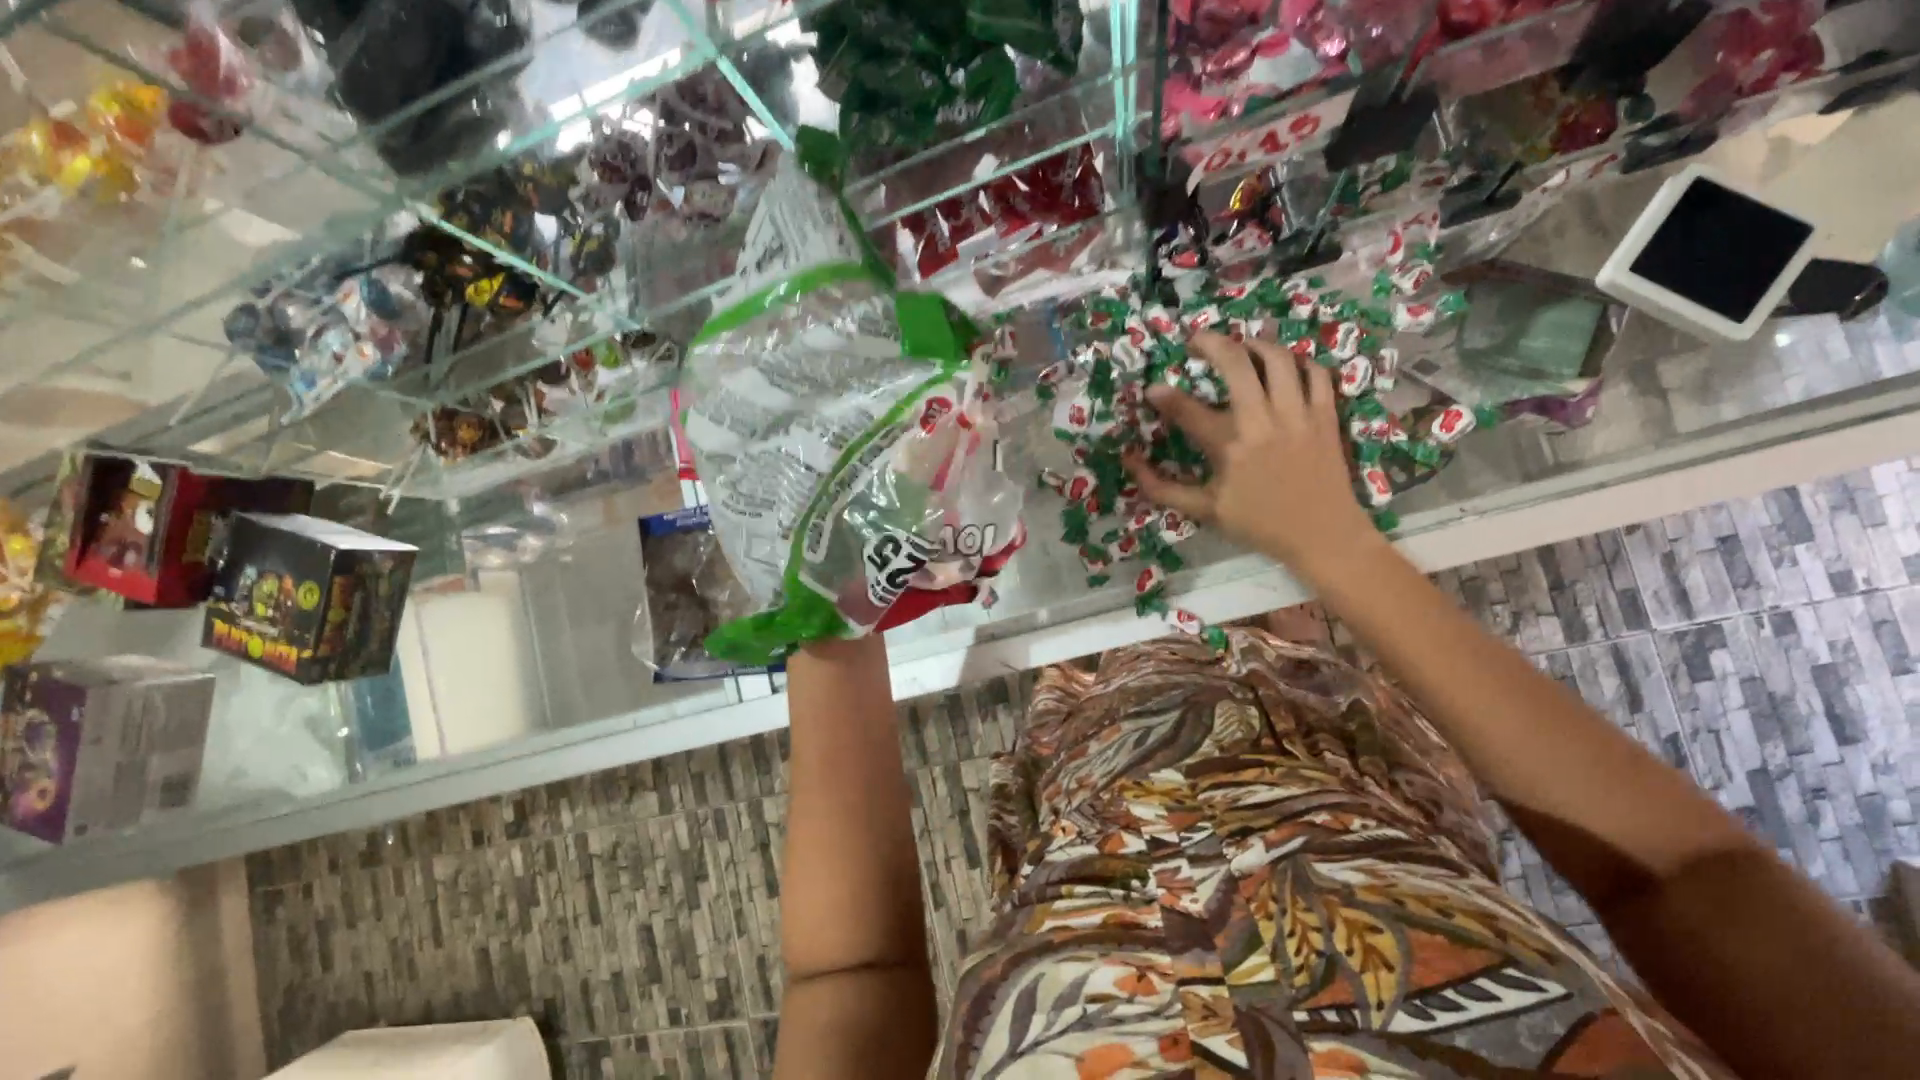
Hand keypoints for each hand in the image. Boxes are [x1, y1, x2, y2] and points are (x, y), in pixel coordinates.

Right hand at [1123, 331, 1379, 576]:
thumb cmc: (1261, 523)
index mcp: (1230, 447)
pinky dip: (1299, 362)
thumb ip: (1163, 487)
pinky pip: (1316, 372)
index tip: (1153, 389)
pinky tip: (1285, 368)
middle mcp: (1263, 422)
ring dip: (1255, 345)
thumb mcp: (1205, 510)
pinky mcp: (1326, 415)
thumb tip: (1129, 461)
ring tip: (1242, 348)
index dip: (1163, 395)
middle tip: (1197, 341)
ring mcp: (1298, 414)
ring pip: (1279, 357)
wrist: (1324, 535)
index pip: (1187, 409)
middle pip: (1236, 363)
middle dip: (1212, 343)